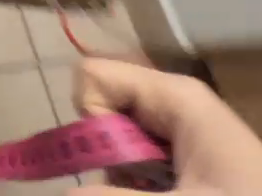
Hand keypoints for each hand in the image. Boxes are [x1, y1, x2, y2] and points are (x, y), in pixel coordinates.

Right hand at [71, 58, 261, 195]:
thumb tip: (63, 195)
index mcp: (175, 97)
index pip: (93, 77)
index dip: (93, 121)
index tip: (124, 166)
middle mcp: (176, 106)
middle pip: (105, 112)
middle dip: (111, 161)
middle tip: (145, 195)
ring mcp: (188, 135)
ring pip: (122, 145)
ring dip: (128, 184)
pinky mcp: (198, 163)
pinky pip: (146, 164)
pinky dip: (145, 190)